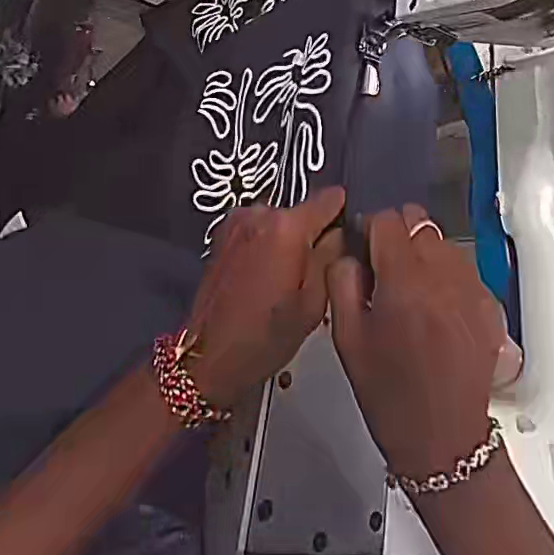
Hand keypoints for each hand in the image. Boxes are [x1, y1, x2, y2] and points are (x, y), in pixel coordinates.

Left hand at [183, 188, 345, 405]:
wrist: (207, 356)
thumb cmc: (264, 335)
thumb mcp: (314, 302)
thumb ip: (333, 255)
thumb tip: (340, 232)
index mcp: (287, 227)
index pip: (330, 198)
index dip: (343, 214)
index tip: (345, 234)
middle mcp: (260, 213)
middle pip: (303, 211)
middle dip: (313, 233)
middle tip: (313, 271)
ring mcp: (237, 221)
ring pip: (281, 220)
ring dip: (288, 239)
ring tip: (286, 278)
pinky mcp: (223, 233)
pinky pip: (260, 229)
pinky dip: (268, 244)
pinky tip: (265, 276)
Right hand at [327, 205, 502, 479]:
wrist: (444, 438)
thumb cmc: (390, 394)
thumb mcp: (347, 339)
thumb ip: (341, 282)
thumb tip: (349, 251)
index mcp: (404, 282)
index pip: (388, 220)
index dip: (369, 229)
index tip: (362, 246)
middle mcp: (443, 275)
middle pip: (418, 220)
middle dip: (396, 234)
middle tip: (383, 265)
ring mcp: (470, 287)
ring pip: (442, 240)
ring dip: (422, 251)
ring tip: (409, 289)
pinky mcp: (488, 303)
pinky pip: (463, 266)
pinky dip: (446, 273)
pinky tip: (434, 305)